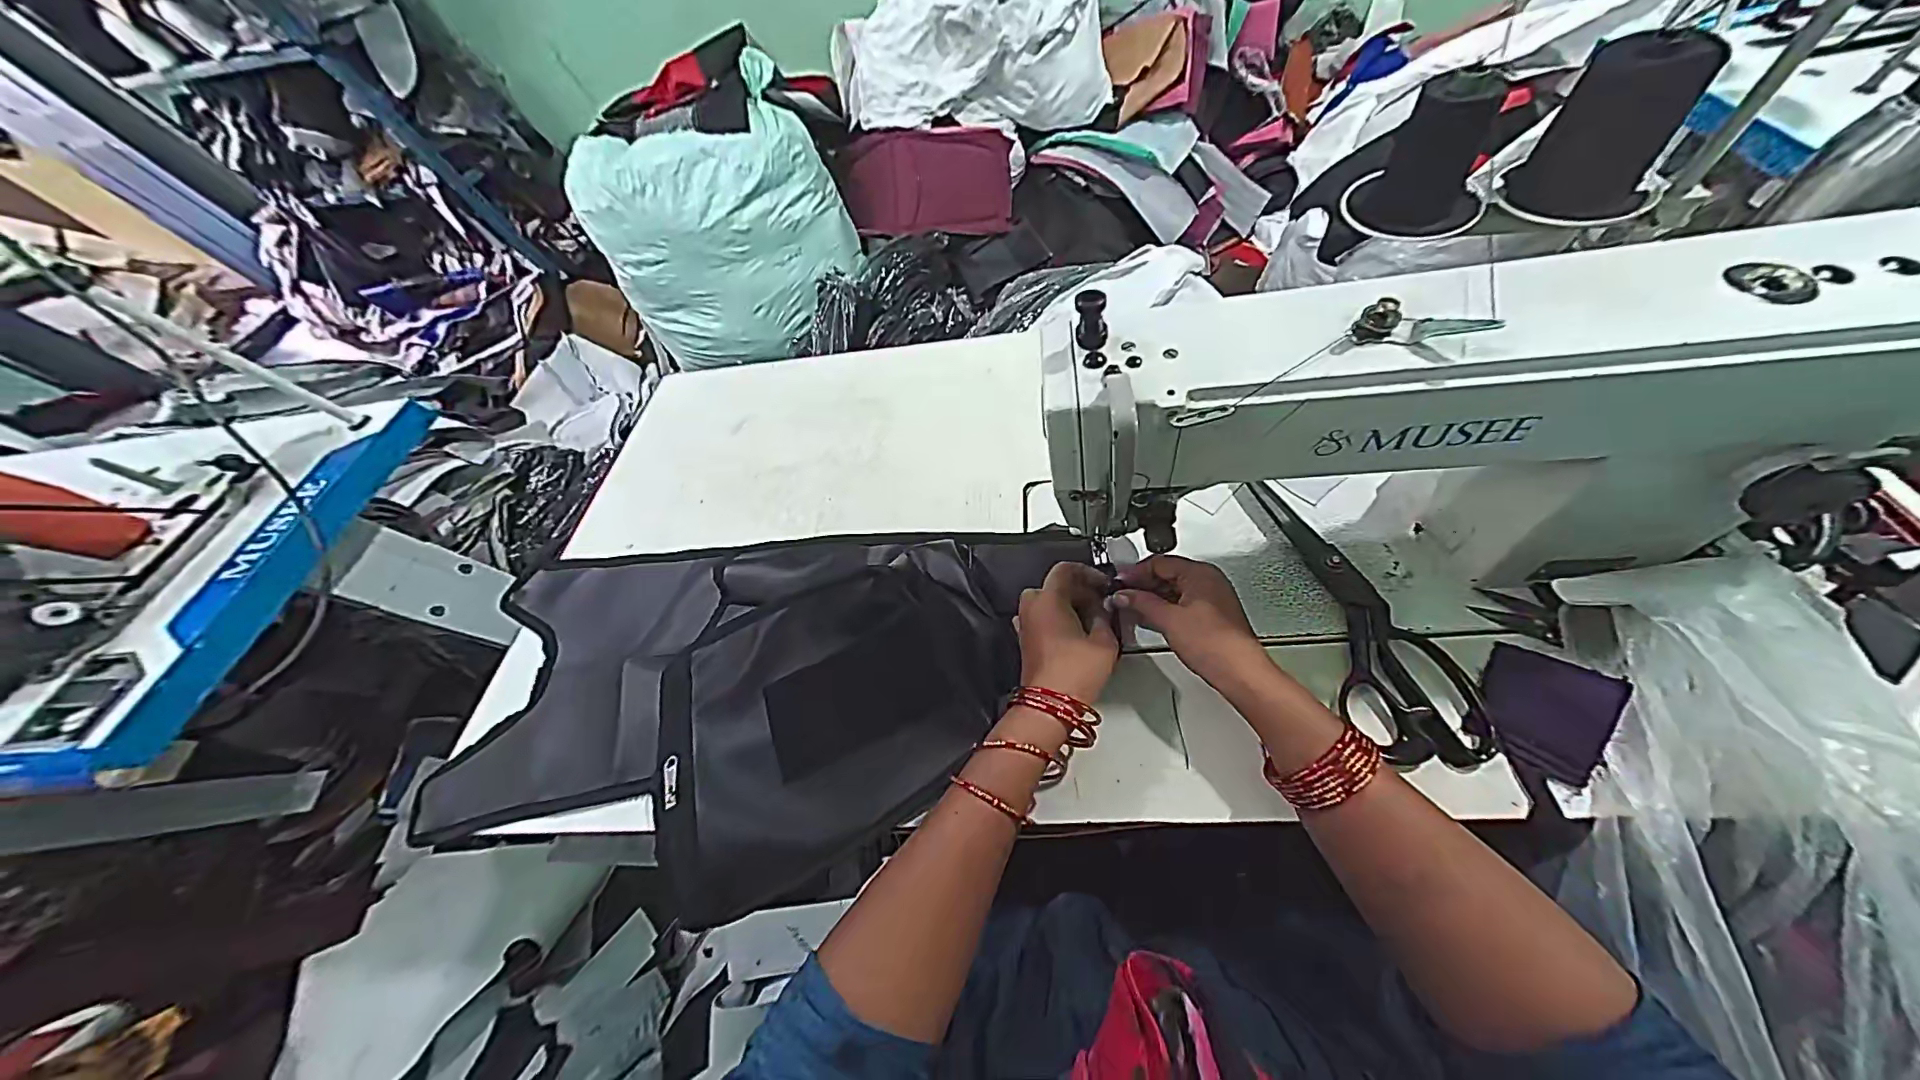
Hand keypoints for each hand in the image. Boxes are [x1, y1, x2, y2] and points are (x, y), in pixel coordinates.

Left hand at [1017, 562, 1119, 705]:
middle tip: (1099, 602)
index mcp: (1047, 600)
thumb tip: (1103, 610)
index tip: (1102, 583)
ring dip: (1067, 605)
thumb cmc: (1072, 675)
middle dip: (1079, 590)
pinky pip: (1042, 619)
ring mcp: (1026, 625)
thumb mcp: (1105, 641)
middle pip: (1055, 585)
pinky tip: (1076, 634)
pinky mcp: (1026, 642)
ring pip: (1047, 602)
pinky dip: (1058, 620)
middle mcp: (1031, 609)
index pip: (1064, 570)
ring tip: (1091, 619)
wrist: (1050, 705)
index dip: (1087, 572)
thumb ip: (1105, 617)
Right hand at [1112, 555, 1263, 688]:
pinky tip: (1151, 619)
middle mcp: (1209, 581)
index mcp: (1201, 573)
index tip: (1119, 583)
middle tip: (1122, 596)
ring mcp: (1211, 599)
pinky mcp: (1211, 616)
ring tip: (1131, 608)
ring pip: (1173, 590)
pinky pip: (1181, 604)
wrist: (1239, 672)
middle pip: (1166, 574)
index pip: (1159, 562)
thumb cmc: (1217, 644)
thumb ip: (1141, 602)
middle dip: (1142, 585)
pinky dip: (1164, 609)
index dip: (1135, 572)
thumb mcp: (1168, 619)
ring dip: (1151, 598)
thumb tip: (1125, 595)